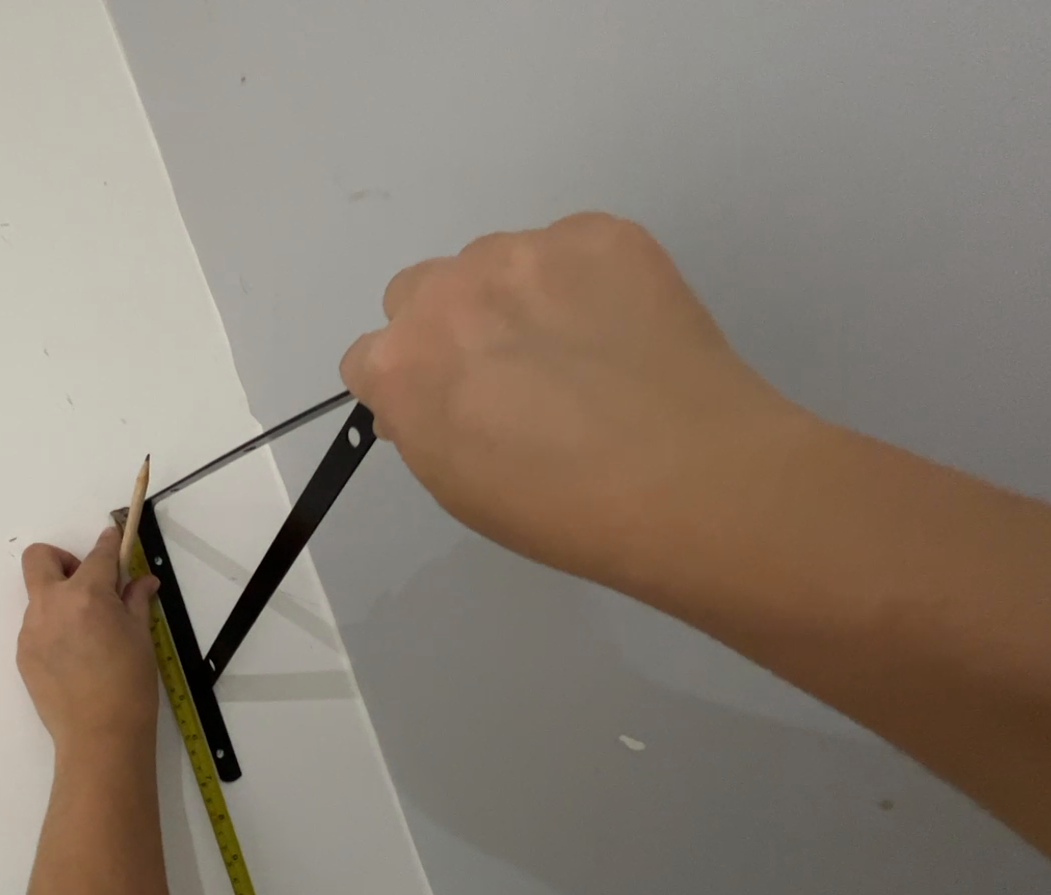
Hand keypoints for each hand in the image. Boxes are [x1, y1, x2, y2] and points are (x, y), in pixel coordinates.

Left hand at [17, 527, 161, 764]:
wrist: (100, 736)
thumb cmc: (130, 685)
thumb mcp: (141, 637)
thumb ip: (135, 601)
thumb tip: (142, 582)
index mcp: (87, 595)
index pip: (98, 555)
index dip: (109, 542)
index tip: (113, 538)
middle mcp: (52, 605)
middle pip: (40, 558)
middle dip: (61, 559)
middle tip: (86, 584)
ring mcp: (32, 630)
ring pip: (39, 596)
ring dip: (60, 600)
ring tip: (86, 634)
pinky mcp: (23, 654)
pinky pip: (36, 627)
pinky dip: (53, 628)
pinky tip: (74, 657)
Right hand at [341, 212, 819, 585]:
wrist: (685, 480)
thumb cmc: (547, 505)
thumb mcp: (447, 481)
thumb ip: (413, 422)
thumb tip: (418, 396)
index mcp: (395, 363)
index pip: (366, 357)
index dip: (402, 385)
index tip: (440, 406)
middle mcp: (442, 294)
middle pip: (413, 293)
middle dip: (440, 326)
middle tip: (497, 369)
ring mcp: (521, 254)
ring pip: (486, 262)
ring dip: (504, 296)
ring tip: (567, 347)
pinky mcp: (598, 233)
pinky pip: (562, 247)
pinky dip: (574, 280)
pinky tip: (612, 327)